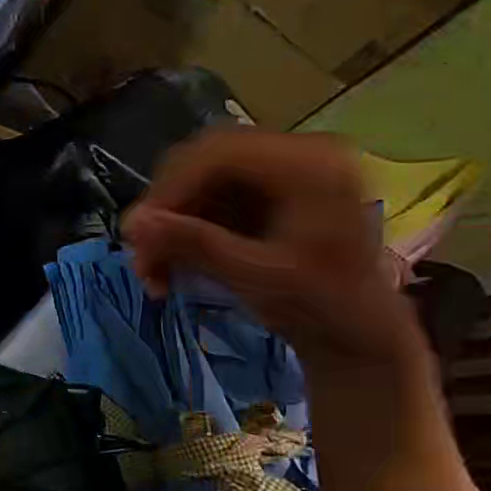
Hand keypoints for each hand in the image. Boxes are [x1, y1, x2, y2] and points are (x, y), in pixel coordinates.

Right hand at [121, 129, 421, 371]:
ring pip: (197, 182)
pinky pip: (205, 200)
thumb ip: (195, 244)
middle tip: (139, 254)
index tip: (137, 235)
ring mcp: (278, 172)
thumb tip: (133, 223)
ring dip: (167, 225)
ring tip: (151, 272)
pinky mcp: (263, 193)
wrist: (357, 336)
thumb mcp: (255, 277)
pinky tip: (169, 267)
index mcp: (309, 164)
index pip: (217, 154)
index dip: (169, 191)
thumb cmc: (320, 307)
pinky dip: (182, 232)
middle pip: (202, 162)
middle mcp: (294, 154)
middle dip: (164, 210)